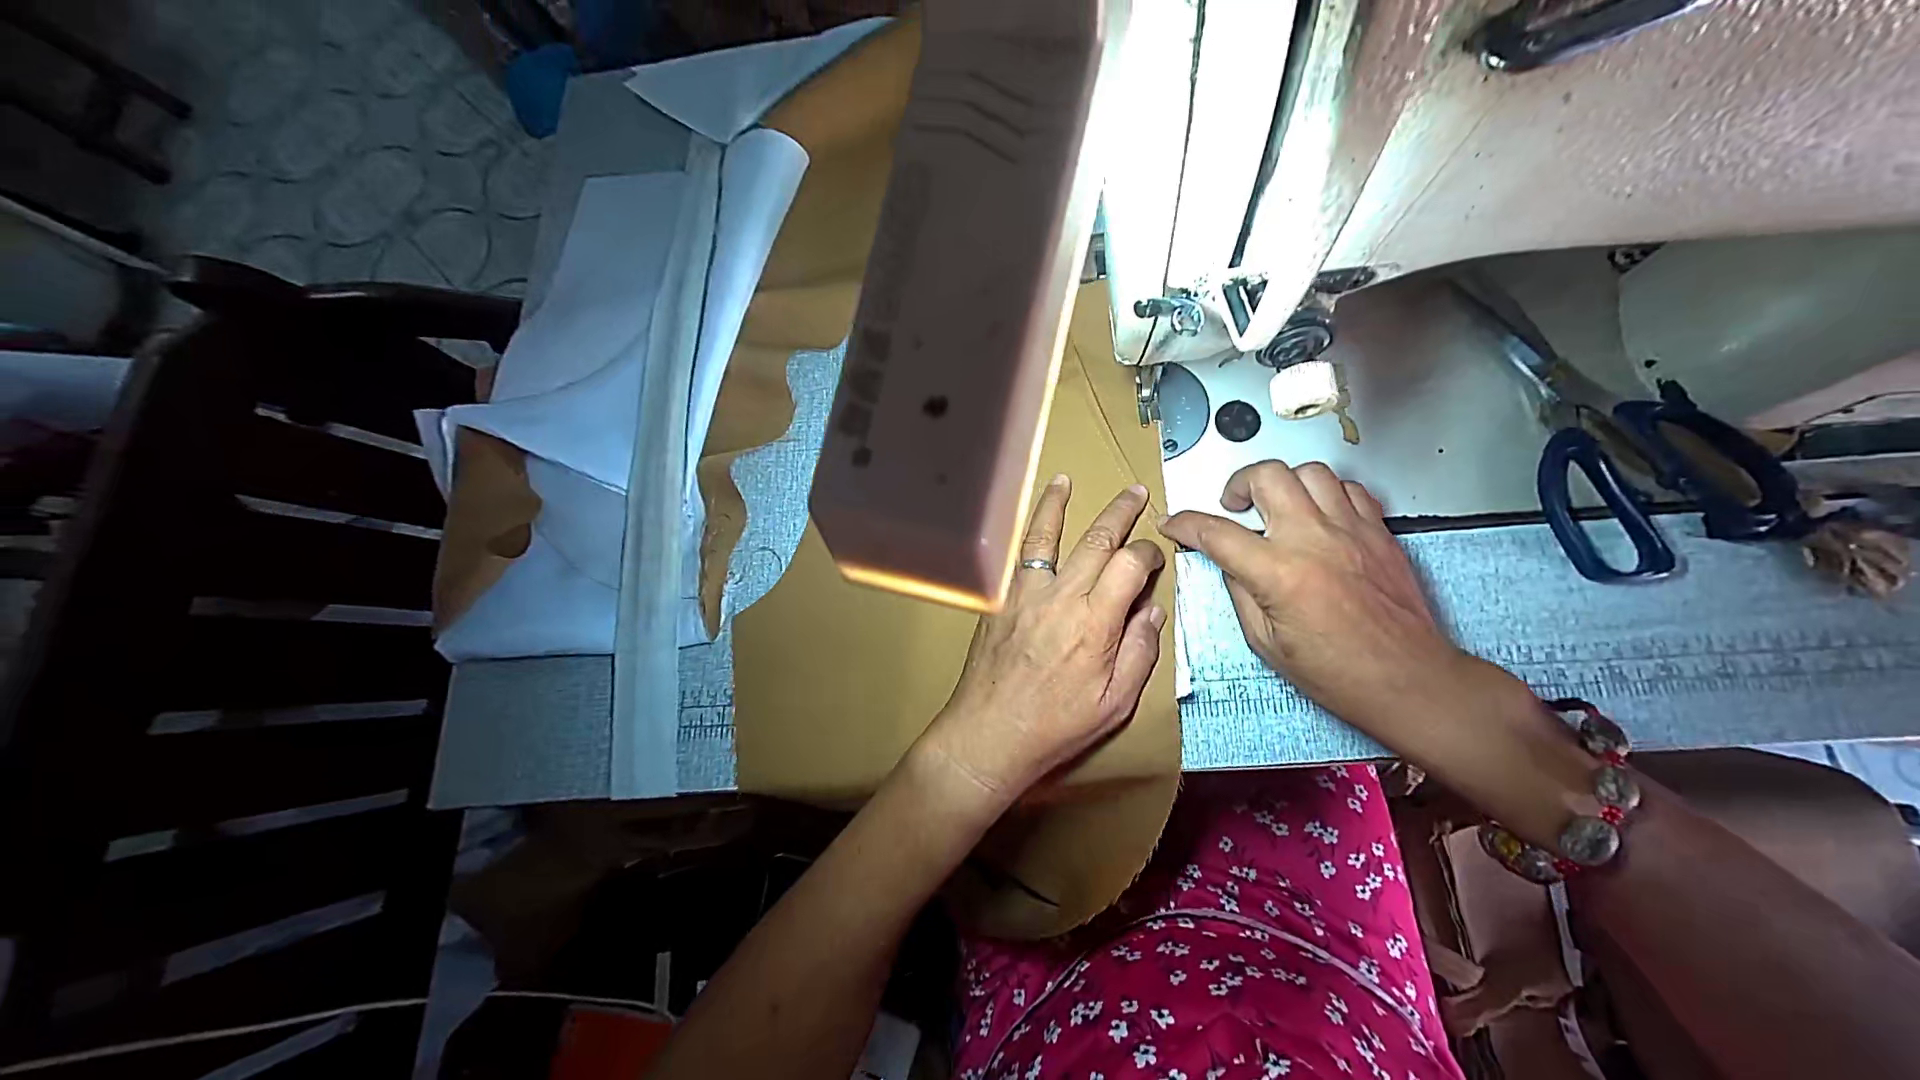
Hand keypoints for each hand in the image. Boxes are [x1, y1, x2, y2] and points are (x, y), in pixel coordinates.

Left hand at [916, 476, 1166, 803]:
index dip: (1149, 552)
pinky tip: (1026, 521)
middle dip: (1120, 512)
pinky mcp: (1000, 600)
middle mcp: (1061, 598)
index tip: (1155, 557)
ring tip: (1066, 480)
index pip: (1131, 564)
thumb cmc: (1056, 726)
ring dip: (1058, 503)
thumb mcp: (1115, 702)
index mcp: (1095, 622)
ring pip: (1045, 536)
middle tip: (1135, 493)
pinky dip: (1022, 533)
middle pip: (1097, 540)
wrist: (990, 734)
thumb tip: (1151, 611)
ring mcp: (1025, 595)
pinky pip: (1014, 557)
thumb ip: (1139, 651)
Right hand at [1157, 461, 1465, 725]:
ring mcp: (1352, 530)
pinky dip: (1325, 493)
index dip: (1185, 523)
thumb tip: (1227, 561)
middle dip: (1237, 484)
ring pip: (1309, 471)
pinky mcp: (1379, 532)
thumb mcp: (1265, 642)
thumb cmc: (1339, 673)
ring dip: (1283, 483)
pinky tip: (1317, 515)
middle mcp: (1315, 541)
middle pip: (1266, 476)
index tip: (1174, 523)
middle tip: (1232, 505)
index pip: (1216, 532)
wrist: (1409, 680)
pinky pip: (1348, 488)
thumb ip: (1240, 592)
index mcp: (1279, 574)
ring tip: (1276, 506)